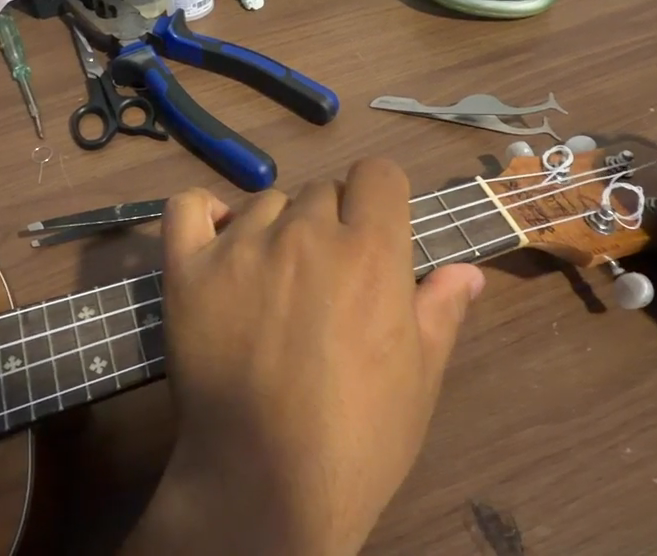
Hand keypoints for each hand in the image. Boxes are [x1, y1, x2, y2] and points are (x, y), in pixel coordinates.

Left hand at [127, 160, 484, 555]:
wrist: (264, 483)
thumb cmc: (358, 439)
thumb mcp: (420, 379)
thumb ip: (441, 310)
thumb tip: (468, 271)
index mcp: (370, 251)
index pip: (378, 173)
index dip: (380, 199)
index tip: (375, 233)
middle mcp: (306, 232)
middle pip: (323, 191)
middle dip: (332, 223)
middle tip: (326, 281)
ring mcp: (242, 247)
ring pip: (266, 203)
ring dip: (277, 229)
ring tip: (275, 283)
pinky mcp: (188, 268)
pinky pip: (190, 207)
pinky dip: (205, 213)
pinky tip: (220, 238)